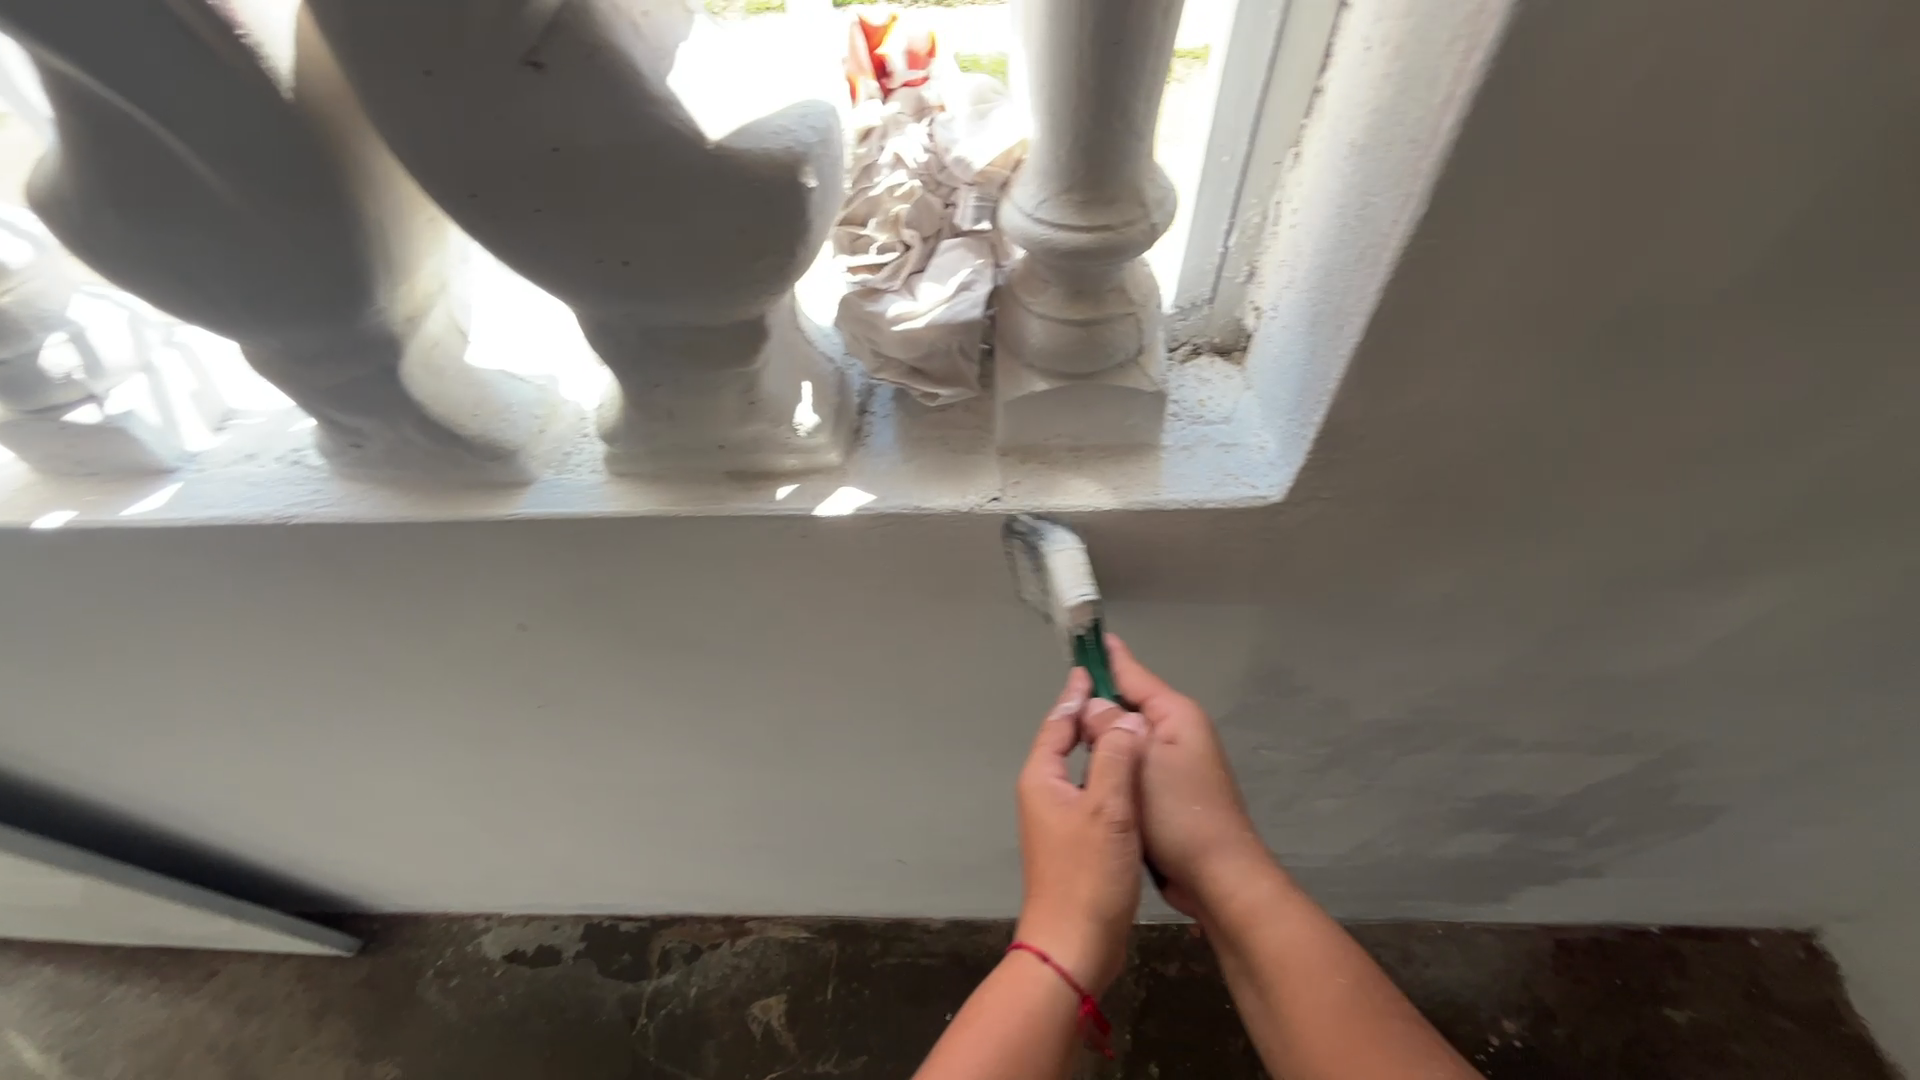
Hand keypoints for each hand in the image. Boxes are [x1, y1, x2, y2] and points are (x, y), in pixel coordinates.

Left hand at [1014, 667, 1147, 994]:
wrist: (1074, 944)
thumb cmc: (1088, 872)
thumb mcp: (1108, 808)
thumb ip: (1116, 757)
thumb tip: (1124, 717)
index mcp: (1041, 778)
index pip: (1057, 724)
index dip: (1075, 697)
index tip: (1090, 671)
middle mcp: (1042, 793)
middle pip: (1064, 743)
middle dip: (1086, 717)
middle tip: (1114, 694)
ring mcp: (1055, 820)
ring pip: (1078, 769)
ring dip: (1099, 747)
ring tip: (1126, 728)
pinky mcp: (1073, 842)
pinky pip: (1089, 793)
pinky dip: (1106, 777)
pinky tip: (1128, 780)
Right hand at [1081, 635, 1272, 918]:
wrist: (1218, 876)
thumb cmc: (1179, 815)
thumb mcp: (1139, 761)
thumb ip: (1111, 727)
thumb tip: (1091, 704)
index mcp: (1175, 715)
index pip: (1134, 675)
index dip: (1108, 658)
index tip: (1087, 638)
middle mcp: (1177, 731)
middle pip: (1128, 705)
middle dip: (1098, 702)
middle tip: (1061, 700)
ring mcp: (1175, 761)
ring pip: (1127, 736)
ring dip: (1104, 735)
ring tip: (1069, 731)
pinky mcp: (1169, 789)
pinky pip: (1133, 761)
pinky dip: (1114, 760)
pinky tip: (1092, 767)